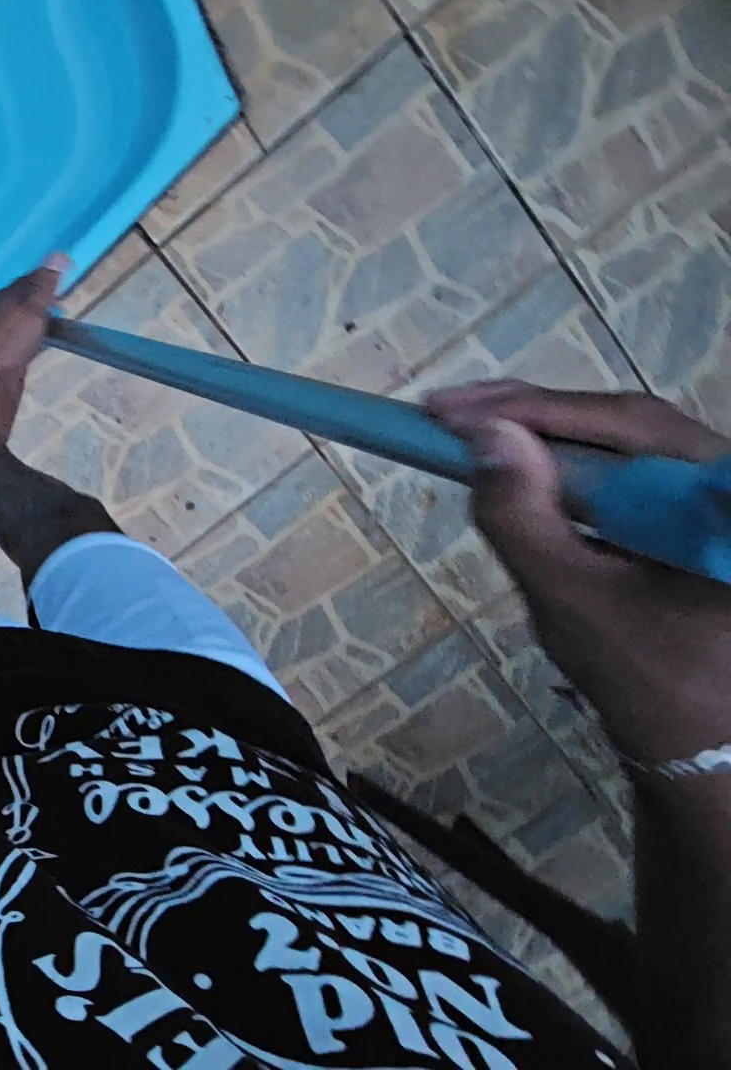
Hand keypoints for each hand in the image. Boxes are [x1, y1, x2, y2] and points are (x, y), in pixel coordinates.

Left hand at [0, 253, 68, 461]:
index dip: (44, 281)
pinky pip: (18, 352)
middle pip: (18, 308)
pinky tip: (37, 353)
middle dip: (38, 306)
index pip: (23, 284)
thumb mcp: (28, 306)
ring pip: (17, 331)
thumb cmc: (4, 342)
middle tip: (62, 308)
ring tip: (55, 329)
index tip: (64, 282)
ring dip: (34, 328)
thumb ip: (42, 284)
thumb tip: (57, 255)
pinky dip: (30, 348)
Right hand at [426, 381, 730, 764]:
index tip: (442, 410)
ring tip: (463, 425)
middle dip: (527, 409)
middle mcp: (729, 481)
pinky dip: (564, 454)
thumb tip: (483, 435)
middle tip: (438, 412)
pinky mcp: (701, 510)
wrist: (705, 731)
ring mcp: (718, 495)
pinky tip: (514, 454)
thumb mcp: (563, 591)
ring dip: (541, 426)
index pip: (626, 425)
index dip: (527, 408)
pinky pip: (631, 464)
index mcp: (723, 501)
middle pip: (629, 420)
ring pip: (628, 436)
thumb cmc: (637, 668)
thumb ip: (520, 512)